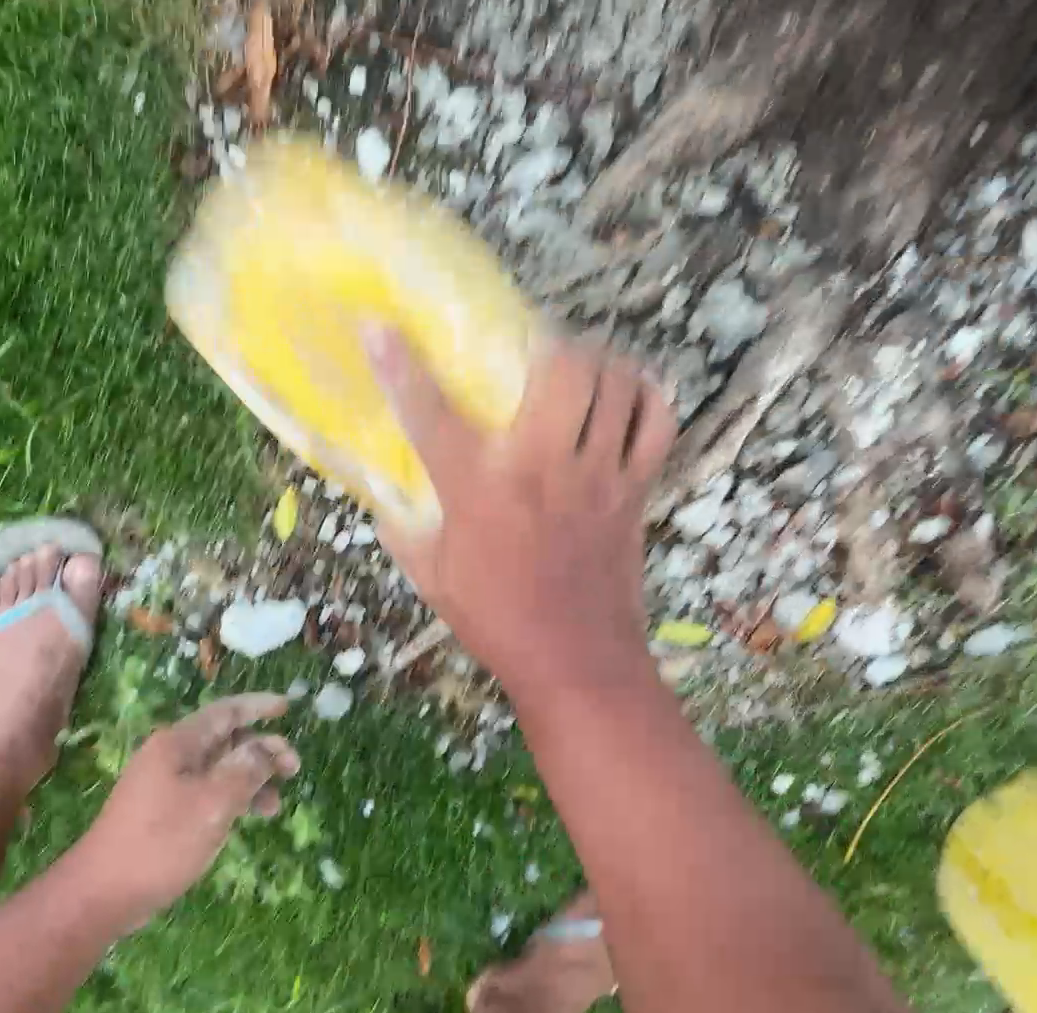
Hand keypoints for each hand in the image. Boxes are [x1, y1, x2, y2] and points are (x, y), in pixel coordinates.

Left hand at [78, 694, 300, 919]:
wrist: (102, 892)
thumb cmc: (161, 842)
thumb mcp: (212, 804)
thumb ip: (244, 770)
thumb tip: (265, 747)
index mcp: (179, 743)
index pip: (226, 711)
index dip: (258, 706)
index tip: (288, 707)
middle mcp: (171, 755)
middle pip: (225, 740)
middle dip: (261, 749)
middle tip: (294, 769)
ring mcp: (164, 783)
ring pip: (218, 769)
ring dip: (250, 779)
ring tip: (276, 805)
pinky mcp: (162, 811)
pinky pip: (206, 792)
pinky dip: (231, 799)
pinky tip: (246, 818)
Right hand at [363, 324, 675, 705]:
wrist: (575, 662)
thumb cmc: (495, 618)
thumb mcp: (430, 577)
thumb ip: (402, 529)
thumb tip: (385, 498)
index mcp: (476, 488)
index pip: (428, 412)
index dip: (398, 363)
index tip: (377, 326)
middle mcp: (538, 467)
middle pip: (561, 366)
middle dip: (548, 342)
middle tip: (535, 351)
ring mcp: (597, 475)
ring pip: (616, 384)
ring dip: (599, 363)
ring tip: (581, 368)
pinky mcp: (635, 490)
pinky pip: (658, 422)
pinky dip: (648, 396)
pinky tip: (626, 397)